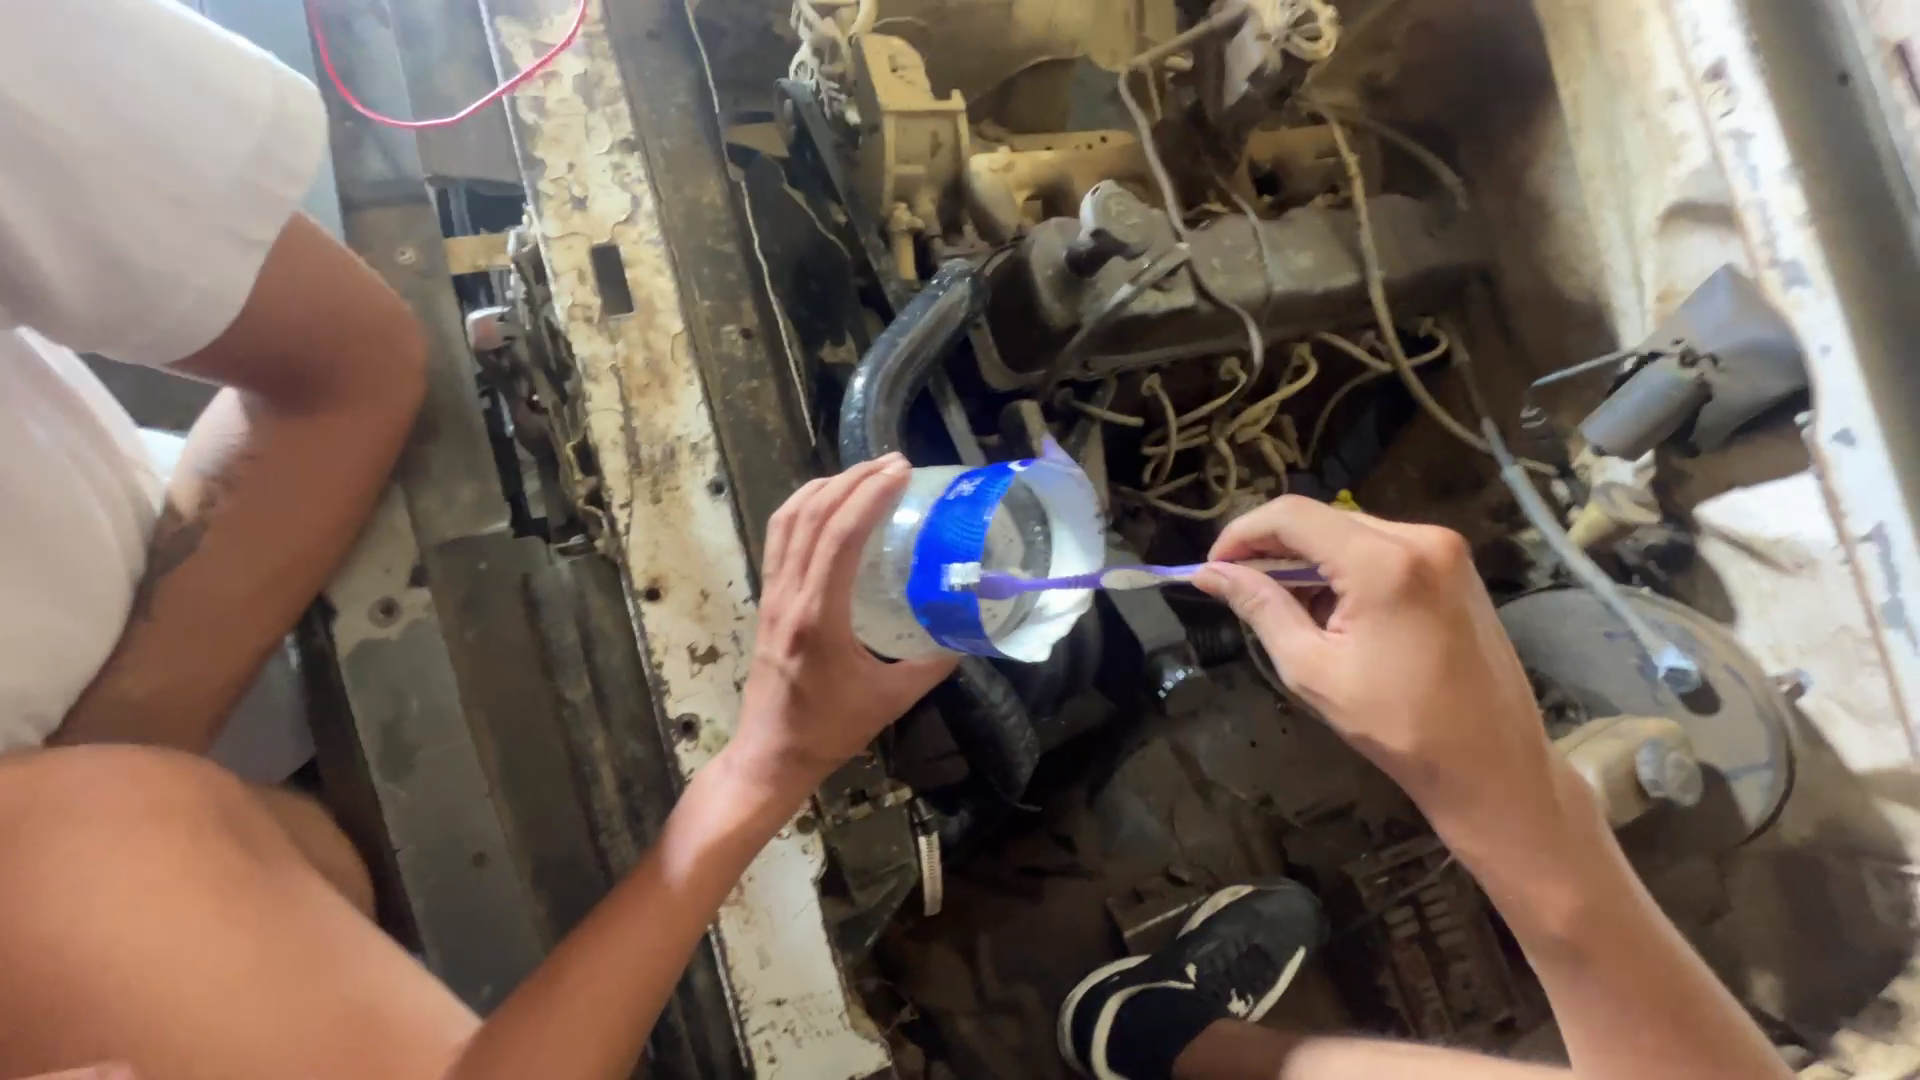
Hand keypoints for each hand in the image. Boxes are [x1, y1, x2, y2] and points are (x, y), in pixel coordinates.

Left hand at [728, 455, 956, 791]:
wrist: (770, 754)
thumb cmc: (830, 731)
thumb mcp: (892, 700)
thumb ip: (932, 664)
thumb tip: (967, 632)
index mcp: (819, 617)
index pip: (841, 536)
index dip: (871, 495)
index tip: (901, 471)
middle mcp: (789, 596)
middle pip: (814, 516)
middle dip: (854, 479)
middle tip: (893, 463)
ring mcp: (772, 595)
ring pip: (788, 520)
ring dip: (825, 487)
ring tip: (863, 473)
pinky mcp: (766, 600)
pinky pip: (779, 538)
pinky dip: (803, 508)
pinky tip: (827, 504)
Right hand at [1193, 496, 1569, 839]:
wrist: (1493, 764)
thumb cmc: (1397, 725)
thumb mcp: (1311, 668)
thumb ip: (1259, 607)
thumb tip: (1208, 574)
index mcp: (1382, 562)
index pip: (1291, 515)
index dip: (1241, 533)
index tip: (1213, 567)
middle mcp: (1419, 538)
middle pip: (1320, 518)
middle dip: (1270, 547)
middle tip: (1238, 585)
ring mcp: (1444, 550)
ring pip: (1347, 530)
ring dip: (1304, 558)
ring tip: (1282, 604)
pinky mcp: (1454, 566)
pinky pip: (1378, 546)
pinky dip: (1340, 566)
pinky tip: (1328, 607)